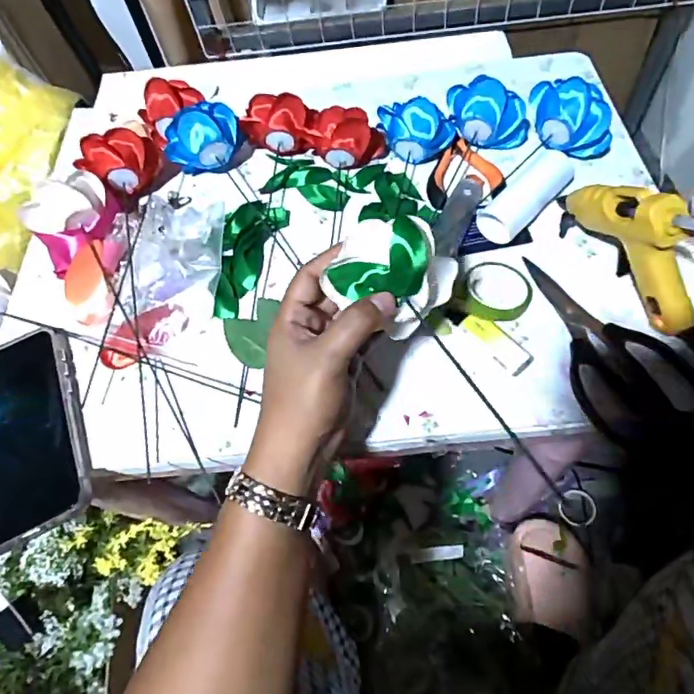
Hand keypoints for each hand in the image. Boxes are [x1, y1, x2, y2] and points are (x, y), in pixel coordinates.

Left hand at [244, 246, 395, 493]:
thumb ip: (357, 322)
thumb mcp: (327, 355)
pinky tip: (398, 314)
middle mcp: (308, 327)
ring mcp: (327, 346)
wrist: (301, 449)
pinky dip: (379, 324)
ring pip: (352, 313)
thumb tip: (388, 296)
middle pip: (334, 292)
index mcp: (291, 319)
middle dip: (361, 277)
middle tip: (392, 263)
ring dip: (373, 301)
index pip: (309, 276)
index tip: (361, 244)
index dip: (332, 258)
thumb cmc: (303, 399)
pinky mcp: (344, 362)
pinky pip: (362, 334)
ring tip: (401, 283)